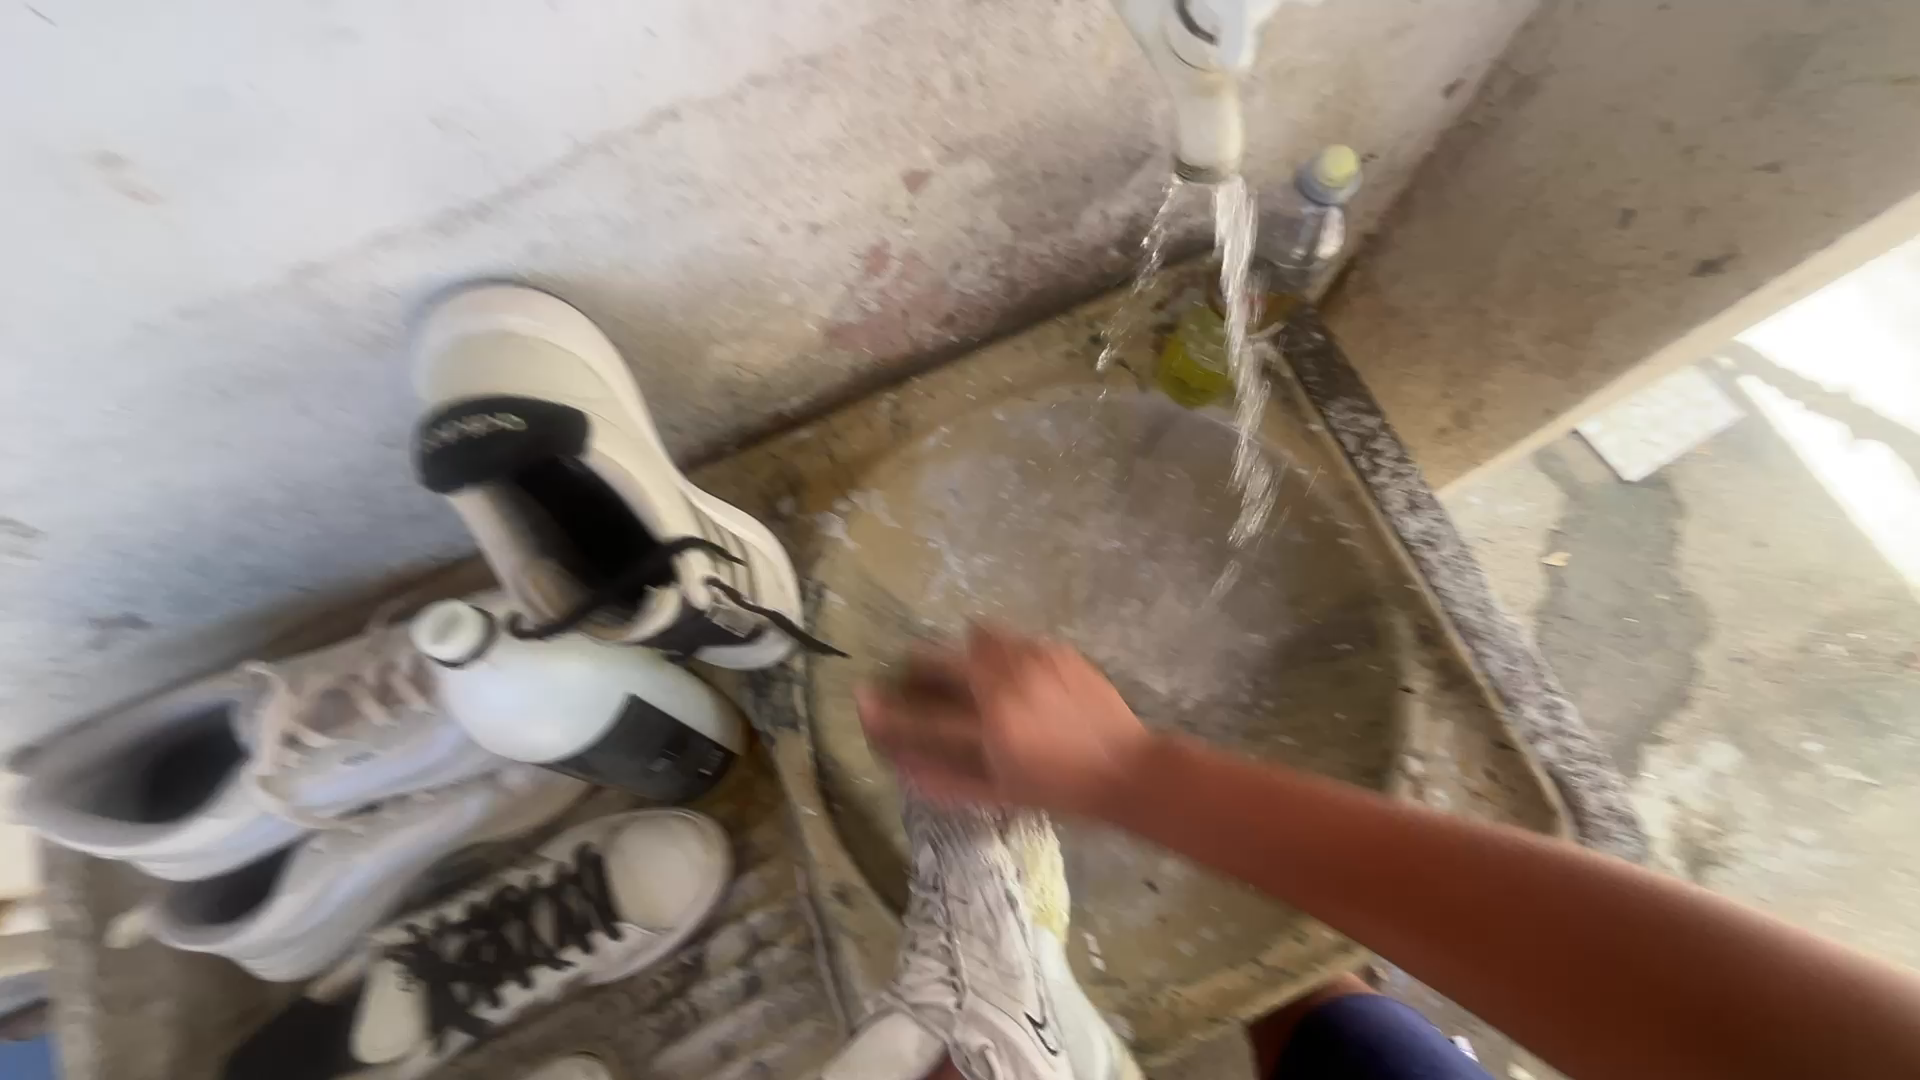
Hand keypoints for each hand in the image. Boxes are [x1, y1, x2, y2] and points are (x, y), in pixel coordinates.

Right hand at [855, 623, 1155, 817]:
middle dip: (923, 663)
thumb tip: (901, 767)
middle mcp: (1008, 686)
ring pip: (980, 638)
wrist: (1127, 767)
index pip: (924, 720)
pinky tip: (1017, 674)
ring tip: (975, 671)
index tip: (860, 696)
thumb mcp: (1001, 794)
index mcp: (992, 729)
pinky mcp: (1056, 649)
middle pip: (945, 660)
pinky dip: (1004, 652)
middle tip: (917, 668)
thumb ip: (947, 781)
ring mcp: (1035, 661)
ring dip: (967, 652)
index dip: (886, 712)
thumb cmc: (1061, 789)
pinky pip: (1014, 639)